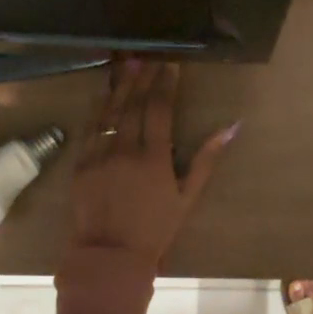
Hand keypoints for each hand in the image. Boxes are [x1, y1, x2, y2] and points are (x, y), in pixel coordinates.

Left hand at [70, 58, 238, 265]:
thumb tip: (232, 126)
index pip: (160, 109)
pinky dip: (97, 107)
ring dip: (119, 85)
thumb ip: (207, 159)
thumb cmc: (156, 229)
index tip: (171, 64)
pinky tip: (103, 92)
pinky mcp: (80, 163)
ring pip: (109, 111)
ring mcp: (99, 154)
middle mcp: (125, 149)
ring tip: (127, 63)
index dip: (166, 84)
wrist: (110, 256)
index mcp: (154, 158)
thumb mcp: (188, 196)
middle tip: (148, 56)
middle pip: (134, 104)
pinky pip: (89, 127)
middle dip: (142, 77)